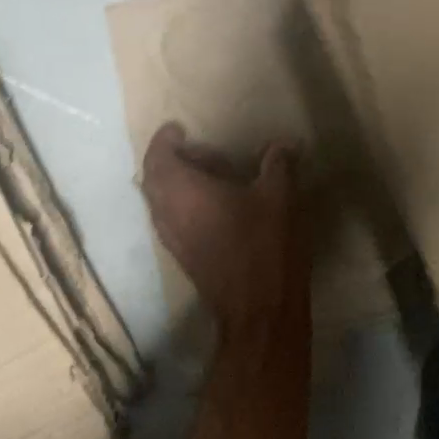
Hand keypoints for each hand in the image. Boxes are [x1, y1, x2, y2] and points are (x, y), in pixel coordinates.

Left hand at [141, 123, 303, 331]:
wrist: (258, 309)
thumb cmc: (264, 245)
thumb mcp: (278, 198)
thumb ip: (277, 165)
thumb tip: (284, 143)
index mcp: (182, 190)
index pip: (157, 156)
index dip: (164, 140)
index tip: (180, 129)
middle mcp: (166, 212)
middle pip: (154, 177)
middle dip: (172, 159)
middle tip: (203, 152)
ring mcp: (171, 237)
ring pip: (160, 199)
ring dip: (177, 182)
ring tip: (212, 176)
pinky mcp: (181, 254)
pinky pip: (170, 217)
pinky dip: (183, 202)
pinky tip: (215, 204)